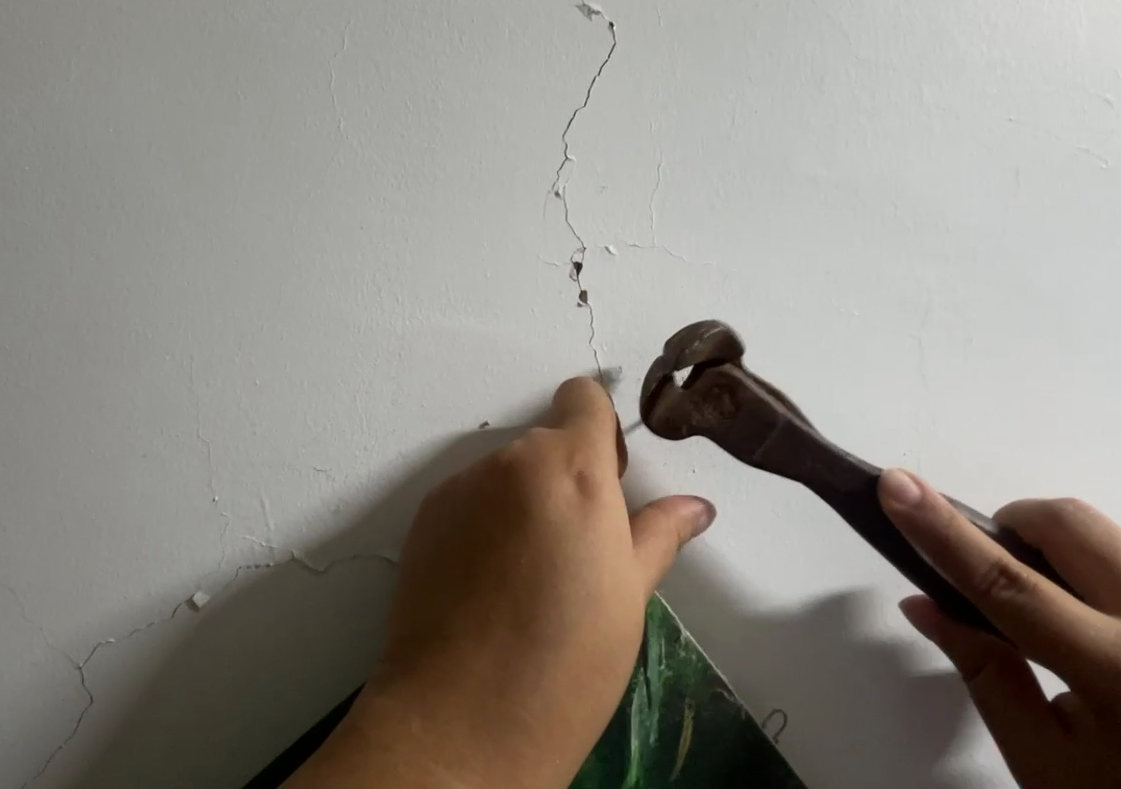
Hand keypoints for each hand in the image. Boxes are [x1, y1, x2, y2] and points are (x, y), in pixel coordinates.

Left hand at [288, 378, 715, 788]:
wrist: (461, 722)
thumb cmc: (566, 663)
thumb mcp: (629, 598)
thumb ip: (658, 534)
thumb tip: (694, 507)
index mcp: (573, 469)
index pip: (583, 397)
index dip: (600, 428)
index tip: (608, 475)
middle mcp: (512, 461)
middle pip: (546, 442)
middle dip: (567, 476)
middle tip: (577, 547)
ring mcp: (462, 485)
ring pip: (506, 472)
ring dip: (523, 499)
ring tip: (530, 574)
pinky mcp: (426, 514)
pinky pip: (469, 498)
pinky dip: (485, 520)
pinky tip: (491, 582)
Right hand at [878, 469, 1120, 788]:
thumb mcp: (1047, 767)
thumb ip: (984, 673)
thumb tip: (925, 603)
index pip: (1009, 582)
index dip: (942, 530)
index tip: (895, 483)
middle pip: (1071, 526)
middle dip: (1011, 525)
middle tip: (987, 571)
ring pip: (1111, 543)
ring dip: (1058, 559)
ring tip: (1053, 624)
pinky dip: (1102, 586)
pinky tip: (1106, 645)